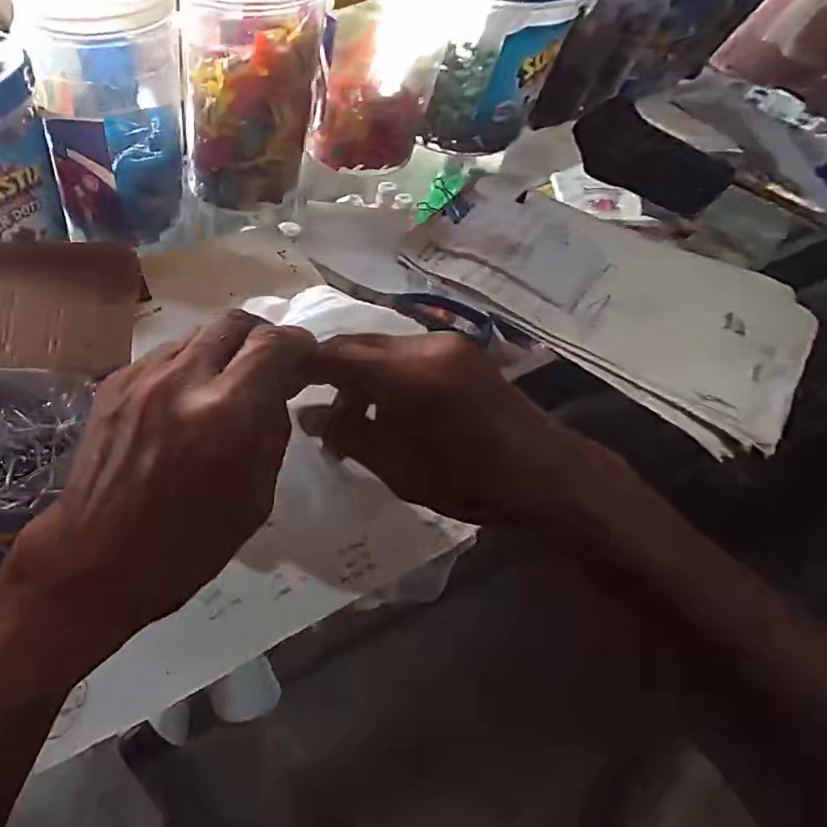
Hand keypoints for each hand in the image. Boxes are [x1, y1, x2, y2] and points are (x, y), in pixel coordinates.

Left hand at [1, 311, 315, 644]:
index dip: (297, 343)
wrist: (96, 558)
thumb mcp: (254, 498)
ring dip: (220, 350)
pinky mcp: (113, 382)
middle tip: (266, 361)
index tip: (303, 355)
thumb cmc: (186, 546)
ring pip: (195, 334)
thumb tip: (277, 389)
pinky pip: (162, 356)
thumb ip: (271, 431)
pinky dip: (184, 367)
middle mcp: (182, 380)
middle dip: (259, 334)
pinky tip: (182, 400)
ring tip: (223, 383)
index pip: (273, 345)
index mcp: (225, 414)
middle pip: (233, 321)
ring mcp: (141, 377)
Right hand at [300, 333, 637, 529]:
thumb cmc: (472, 483)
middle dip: (327, 370)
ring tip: (348, 414)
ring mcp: (446, 343)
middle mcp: (426, 346)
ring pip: (378, 347)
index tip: (274, 379)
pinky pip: (404, 353)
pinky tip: (383, 405)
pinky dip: (382, 373)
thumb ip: (348, 434)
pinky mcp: (459, 350)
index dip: (299, 363)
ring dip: (356, 372)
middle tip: (306, 401)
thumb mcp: (399, 469)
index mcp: (411, 376)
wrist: (552, 477)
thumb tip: (306, 414)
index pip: (335, 354)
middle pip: (356, 345)